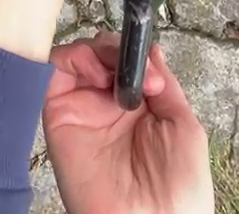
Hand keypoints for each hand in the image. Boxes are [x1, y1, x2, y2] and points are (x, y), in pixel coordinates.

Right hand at [44, 33, 213, 213]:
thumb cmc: (178, 190)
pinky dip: (71, 57)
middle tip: (130, 68)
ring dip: (94, 49)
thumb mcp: (184, 129)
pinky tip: (95, 75)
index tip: (149, 69)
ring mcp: (81, 107)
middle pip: (98, 52)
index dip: (134, 52)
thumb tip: (151, 49)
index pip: (125, 60)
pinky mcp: (58, 114)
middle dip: (114, 47)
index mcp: (136, 104)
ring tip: (111, 72)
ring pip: (76, 55)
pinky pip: (54, 70)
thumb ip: (166, 85)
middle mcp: (105, 102)